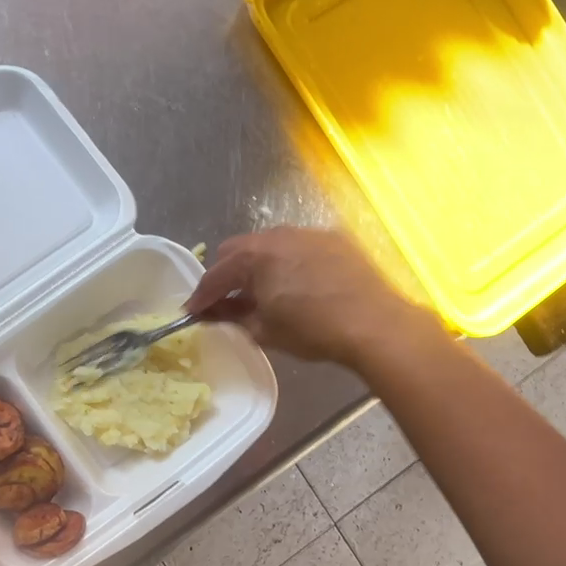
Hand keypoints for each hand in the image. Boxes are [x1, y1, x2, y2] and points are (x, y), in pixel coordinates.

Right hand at [185, 228, 437, 368]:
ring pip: (268, 245)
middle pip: (238, 250)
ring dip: (257, 266)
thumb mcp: (265, 331)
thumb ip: (233, 317)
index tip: (191, 313)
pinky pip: (297, 247)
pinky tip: (294, 285)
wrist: (374, 323)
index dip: (201, 297)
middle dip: (226, 275)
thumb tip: (214, 314)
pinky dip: (285, 263)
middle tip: (225, 301)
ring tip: (261, 292)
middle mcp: (278, 236)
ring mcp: (308, 234)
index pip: (215, 276)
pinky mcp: (334, 240)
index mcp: (255, 257)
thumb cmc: (313, 330)